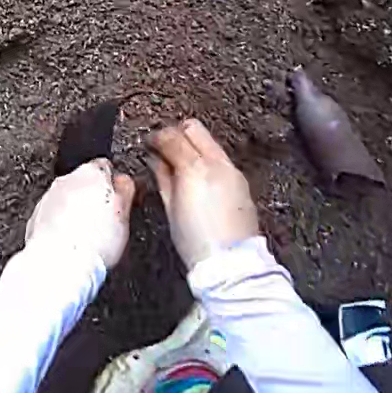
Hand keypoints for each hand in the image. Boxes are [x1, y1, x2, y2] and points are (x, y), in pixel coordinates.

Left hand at [25, 158, 135, 268]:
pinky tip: (70, 244)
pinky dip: (60, 226)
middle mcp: (67, 179)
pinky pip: (52, 217)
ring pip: (67, 200)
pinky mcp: (36, 217)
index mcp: (91, 172)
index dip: (113, 185)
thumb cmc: (94, 242)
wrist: (60, 266)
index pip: (105, 166)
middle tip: (102, 222)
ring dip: (75, 212)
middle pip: (84, 182)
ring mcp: (49, 198)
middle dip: (92, 198)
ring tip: (86, 237)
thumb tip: (124, 182)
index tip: (117, 200)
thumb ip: (125, 190)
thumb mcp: (124, 214)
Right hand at [147, 119, 260, 269]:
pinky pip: (220, 157)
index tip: (150, 143)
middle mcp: (216, 162)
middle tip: (165, 148)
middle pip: (194, 128)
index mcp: (194, 169)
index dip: (157, 137)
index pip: (171, 136)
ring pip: (209, 140)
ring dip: (193, 145)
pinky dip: (206, 159)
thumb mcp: (170, 209)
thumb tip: (156, 159)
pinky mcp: (240, 180)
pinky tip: (198, 178)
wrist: (231, 264)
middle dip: (177, 133)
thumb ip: (163, 176)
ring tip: (180, 165)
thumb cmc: (197, 242)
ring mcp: (231, 169)